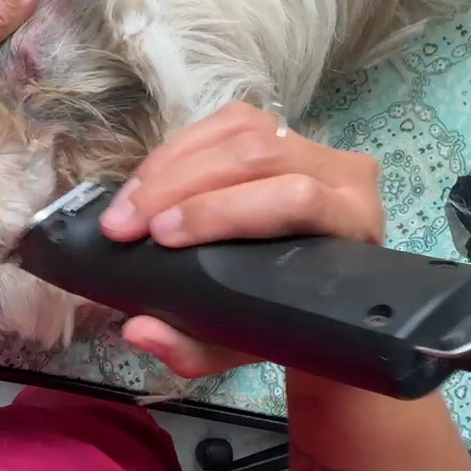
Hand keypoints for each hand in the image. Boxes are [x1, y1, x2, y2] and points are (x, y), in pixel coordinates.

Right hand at [98, 102, 385, 377]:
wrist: (309, 298)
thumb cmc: (276, 320)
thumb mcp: (232, 347)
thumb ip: (186, 349)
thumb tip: (137, 330)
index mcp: (348, 228)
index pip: (293, 199)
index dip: (219, 212)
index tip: (160, 237)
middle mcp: (343, 177)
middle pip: (258, 156)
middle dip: (177, 187)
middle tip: (122, 224)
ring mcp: (313, 146)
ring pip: (240, 131)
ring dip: (168, 166)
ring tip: (125, 204)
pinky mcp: (278, 131)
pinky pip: (226, 121)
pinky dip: (176, 149)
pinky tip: (144, 180)